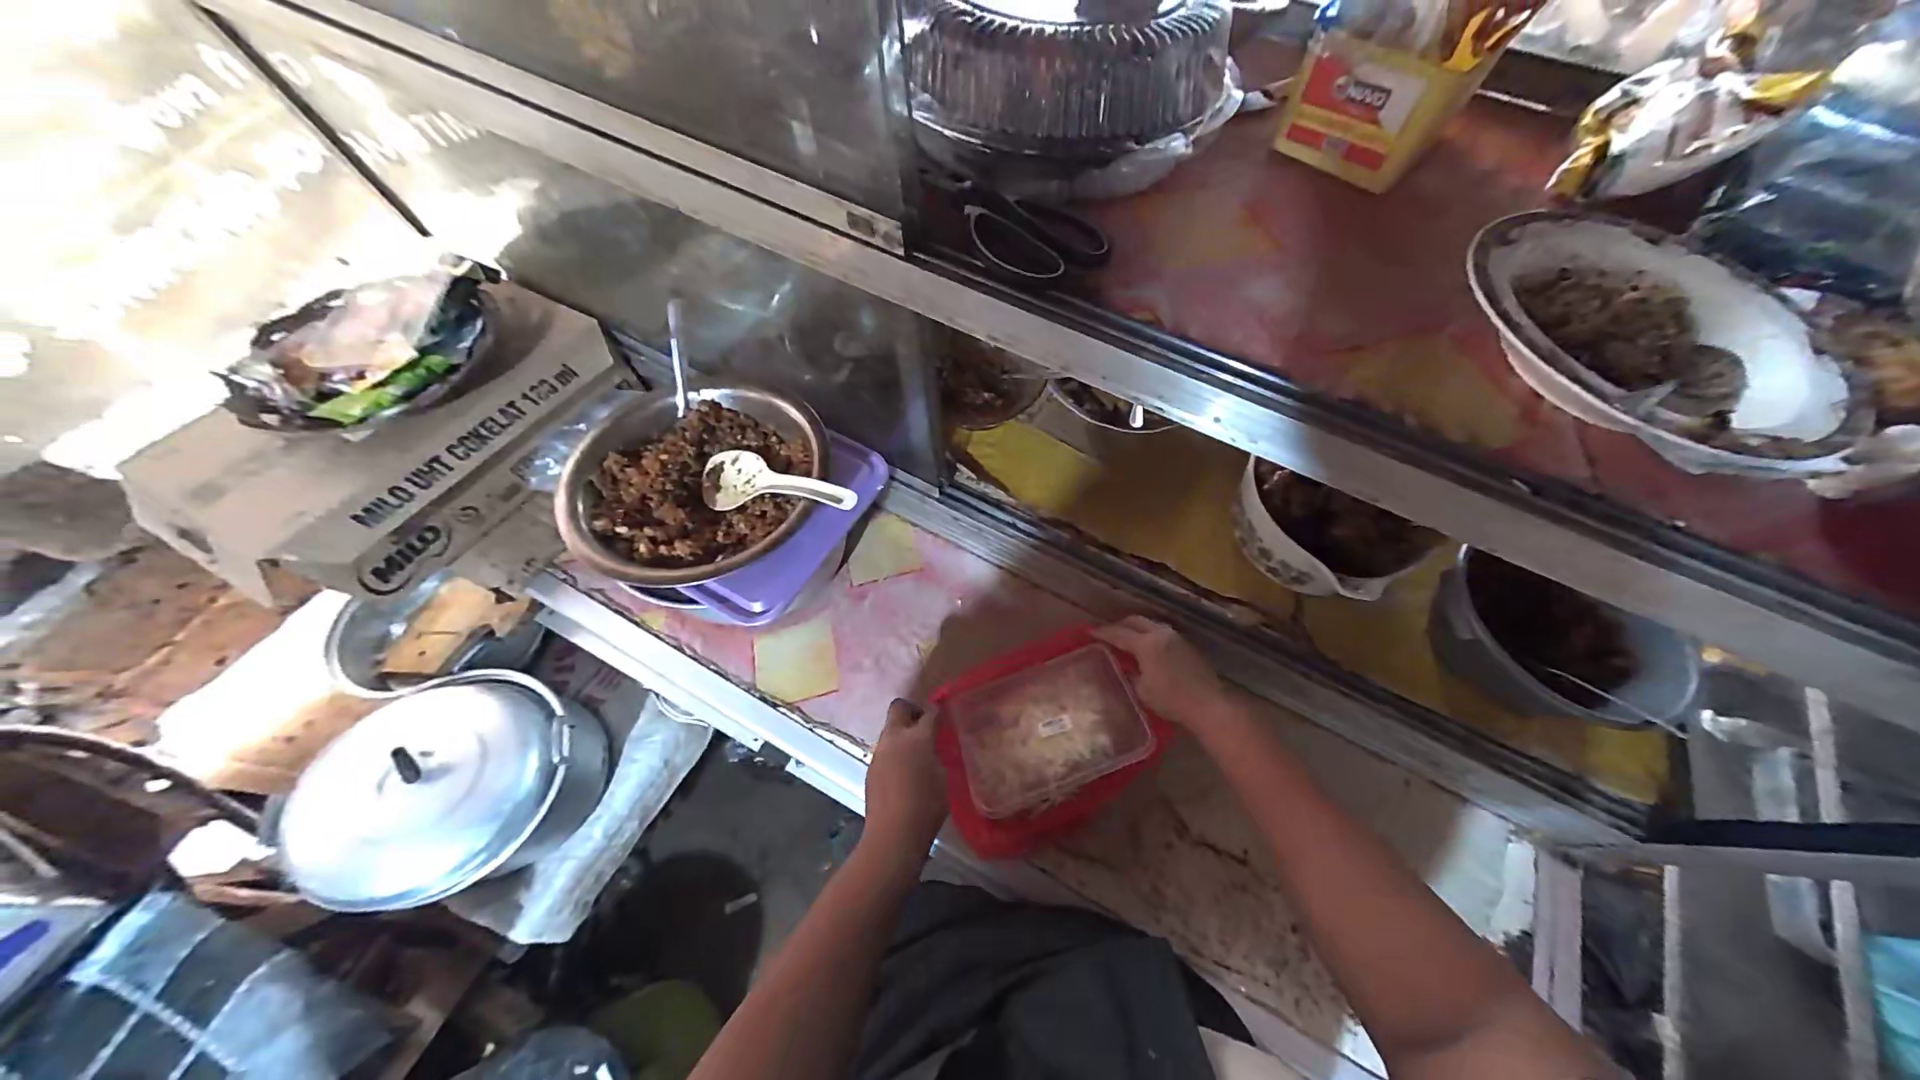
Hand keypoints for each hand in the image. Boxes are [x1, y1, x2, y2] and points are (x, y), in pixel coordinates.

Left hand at [861, 699, 947, 867]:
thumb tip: (933, 748)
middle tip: (926, 727)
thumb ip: (938, 755)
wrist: (893, 835)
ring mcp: (879, 754)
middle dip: (912, 711)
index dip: (938, 712)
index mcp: (916, 738)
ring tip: (917, 754)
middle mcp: (893, 739)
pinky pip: (885, 751)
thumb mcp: (943, 777)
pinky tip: (905, 773)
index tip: (945, 716)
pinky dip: (895, 753)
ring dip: (902, 734)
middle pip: (899, 709)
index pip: (929, 714)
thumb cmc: (927, 806)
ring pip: (890, 731)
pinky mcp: (871, 770)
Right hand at [1091, 616, 1232, 731]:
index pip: (1118, 634)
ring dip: (1136, 628)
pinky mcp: (1186, 645)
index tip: (1089, 632)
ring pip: (1151, 624)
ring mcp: (1176, 638)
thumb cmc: (1171, 699)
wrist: (1207, 704)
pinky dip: (1149, 635)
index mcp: (1146, 644)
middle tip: (1108, 633)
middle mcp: (1161, 634)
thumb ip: (1130, 673)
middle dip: (1120, 625)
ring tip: (1127, 639)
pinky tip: (1147, 647)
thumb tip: (1126, 666)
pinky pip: (1162, 633)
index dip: (1103, 633)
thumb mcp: (1142, 690)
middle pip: (1135, 621)